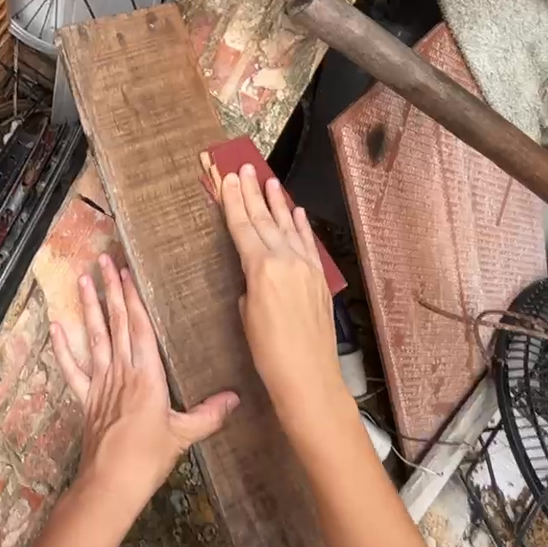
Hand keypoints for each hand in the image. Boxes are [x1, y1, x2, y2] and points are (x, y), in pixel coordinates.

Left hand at [49, 254, 239, 506]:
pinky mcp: (85, 397)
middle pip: (116, 322)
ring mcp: (100, 382)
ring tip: (82, 279)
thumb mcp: (184, 435)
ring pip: (95, 336)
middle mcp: (122, 371)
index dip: (132, 297)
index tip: (126, 272)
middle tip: (103, 261)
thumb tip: (235, 397)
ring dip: (89, 307)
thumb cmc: (149, 458)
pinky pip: (72, 368)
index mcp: (147, 375)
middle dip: (110, 290)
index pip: (139, 327)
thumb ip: (209, 414)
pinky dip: (63, 346)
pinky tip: (56, 325)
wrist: (111, 482)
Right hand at [219, 164, 342, 429]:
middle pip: (264, 220)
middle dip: (253, 193)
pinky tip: (296, 211)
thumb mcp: (246, 315)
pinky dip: (300, 225)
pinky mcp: (318, 279)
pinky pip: (307, 244)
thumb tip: (254, 275)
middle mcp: (285, 260)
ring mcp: (305, 267)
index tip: (229, 179)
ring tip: (269, 180)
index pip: (243, 226)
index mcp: (262, 268)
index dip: (234, 201)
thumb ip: (249, 285)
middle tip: (244, 168)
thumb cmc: (268, 353)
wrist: (309, 378)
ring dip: (277, 202)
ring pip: (287, 226)